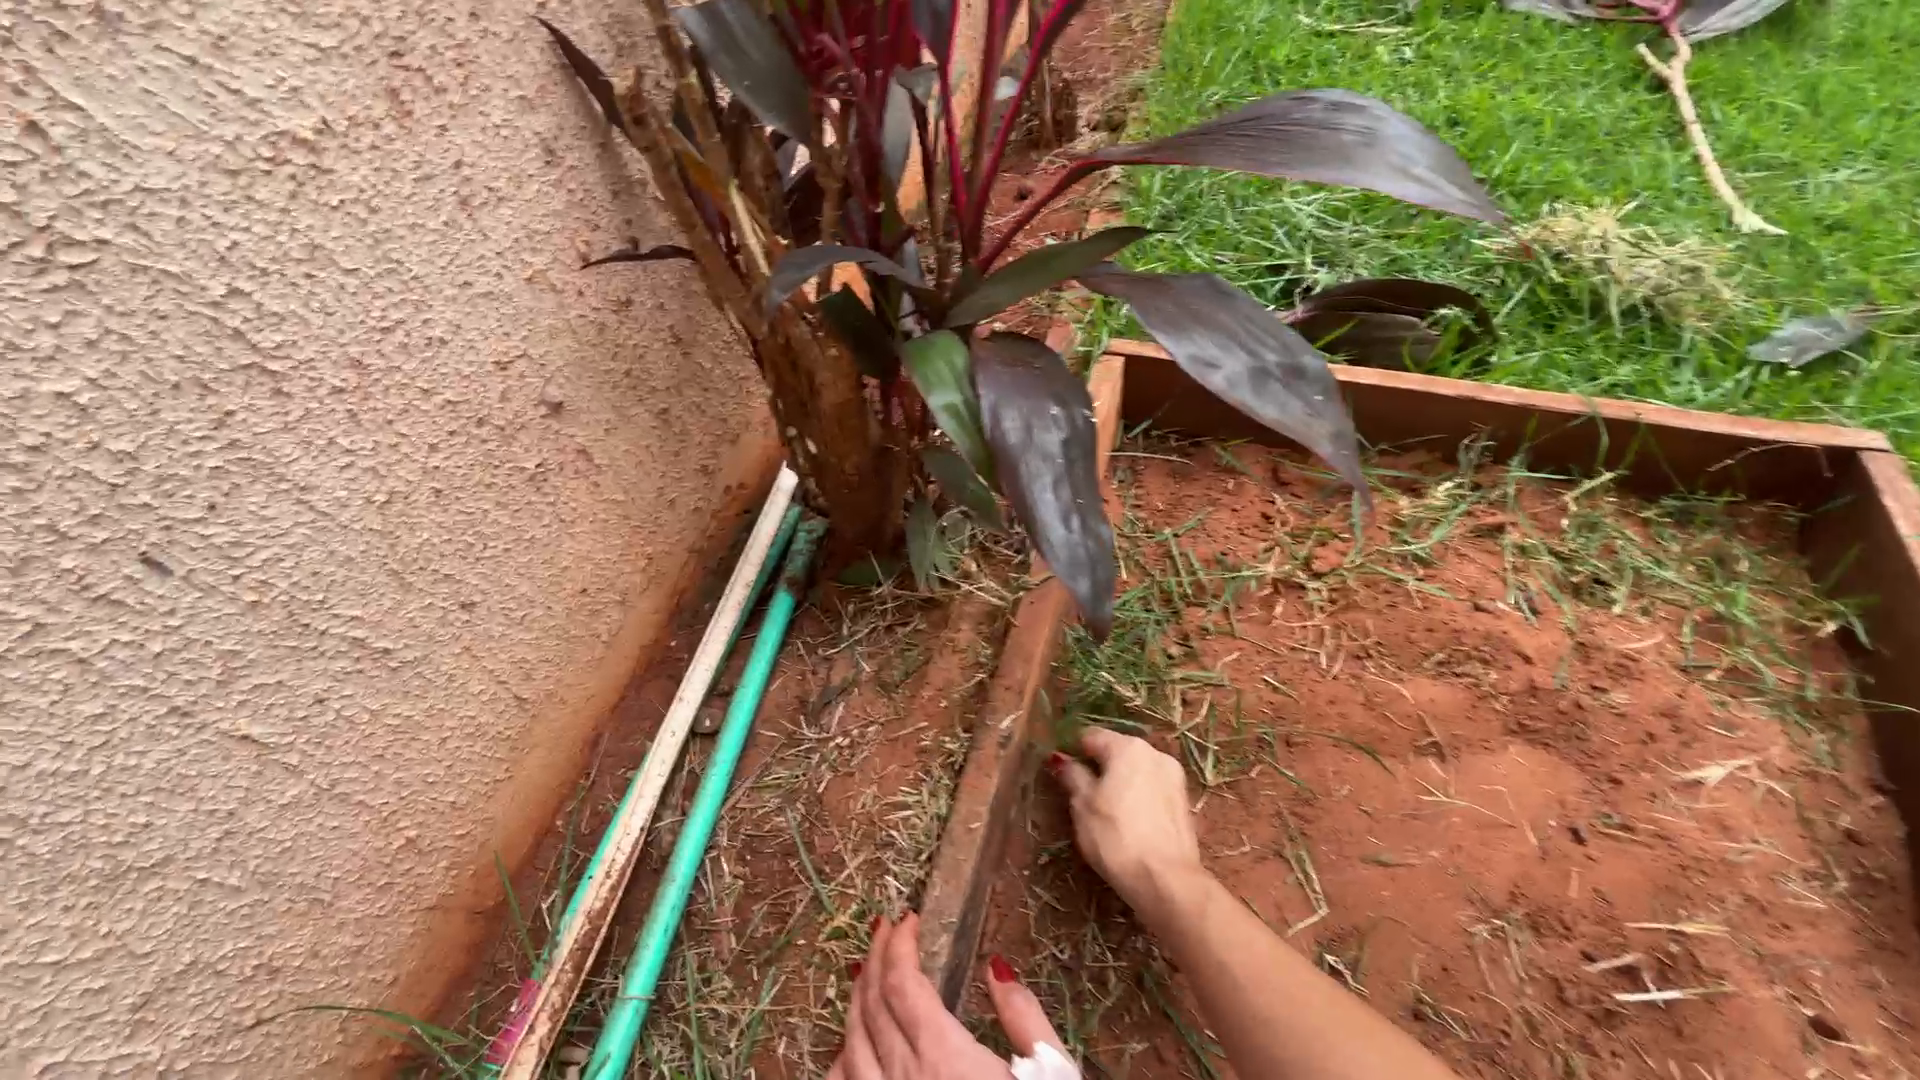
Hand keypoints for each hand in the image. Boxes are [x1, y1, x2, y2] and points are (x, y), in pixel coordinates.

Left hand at [830, 913, 1064, 1079]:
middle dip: (876, 957)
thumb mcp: (1051, 1075)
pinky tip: (850, 1044)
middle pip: (871, 1005)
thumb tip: (998, 967)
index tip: (908, 917)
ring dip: (855, 999)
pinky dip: (843, 1054)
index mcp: (943, 1057)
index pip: (903, 983)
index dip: (900, 943)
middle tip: (885, 929)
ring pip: (849, 1043)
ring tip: (867, 970)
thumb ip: (1024, 1016)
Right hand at [1049, 726, 1203, 918]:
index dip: (1073, 752)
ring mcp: (1174, 778)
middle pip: (1117, 751)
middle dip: (1098, 768)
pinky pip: (1152, 790)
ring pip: (1136, 772)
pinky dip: (1138, 798)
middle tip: (1081, 797)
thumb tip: (1062, 759)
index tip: (1062, 775)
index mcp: (1128, 747)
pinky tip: (1129, 823)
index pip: (1091, 736)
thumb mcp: (1083, 805)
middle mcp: (1155, 754)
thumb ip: (1072, 776)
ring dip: (1119, 783)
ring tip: (1105, 813)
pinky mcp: (1184, 803)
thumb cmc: (1116, 837)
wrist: (1166, 880)